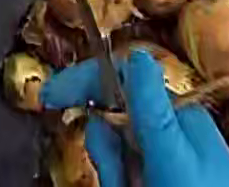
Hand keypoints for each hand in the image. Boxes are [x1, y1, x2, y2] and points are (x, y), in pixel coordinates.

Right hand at [41, 50, 228, 186]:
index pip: (123, 77)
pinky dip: (124, 185)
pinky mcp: (165, 181)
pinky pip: (128, 178)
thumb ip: (152, 109)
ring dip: (117, 178)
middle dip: (107, 154)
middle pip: (115, 124)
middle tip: (122, 183)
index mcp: (178, 116)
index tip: (50, 96)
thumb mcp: (174, 157)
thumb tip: (135, 54)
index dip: (83, 80)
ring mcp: (168, 166)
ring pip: (119, 158)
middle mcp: (172, 135)